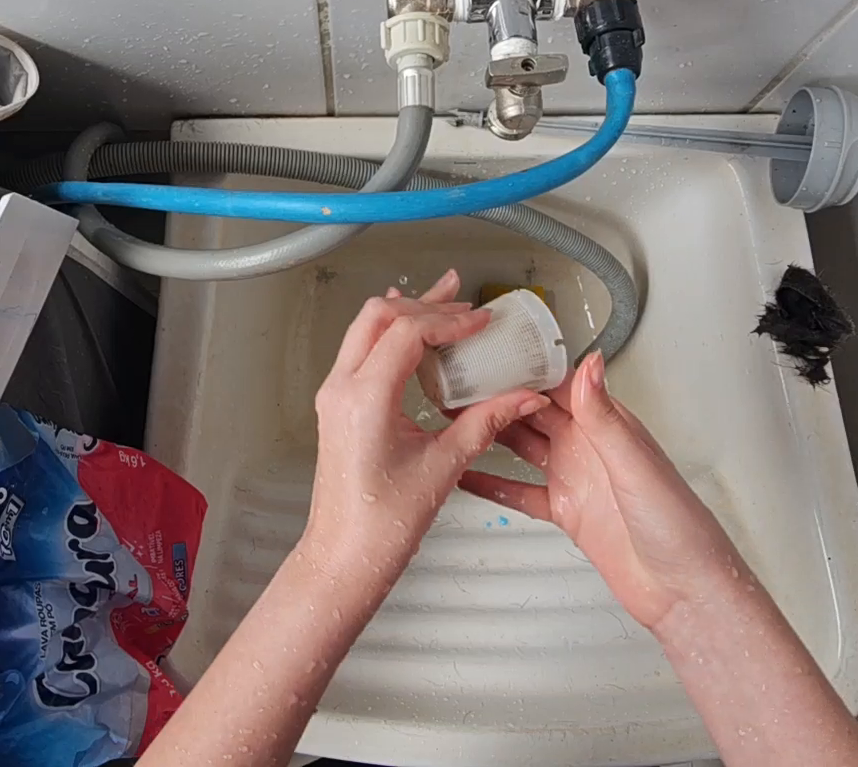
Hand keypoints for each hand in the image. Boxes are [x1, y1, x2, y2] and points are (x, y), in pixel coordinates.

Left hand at [301, 270, 547, 584]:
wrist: (343, 557)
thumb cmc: (380, 525)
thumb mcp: (444, 468)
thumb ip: (485, 422)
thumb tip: (522, 397)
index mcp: (365, 399)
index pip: (407, 332)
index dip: (449, 320)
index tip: (481, 321)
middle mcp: (342, 388)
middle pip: (380, 316)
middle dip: (425, 303)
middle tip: (464, 301)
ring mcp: (335, 394)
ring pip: (366, 327)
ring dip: (406, 311)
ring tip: (443, 300)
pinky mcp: (339, 403)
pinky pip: (360, 349)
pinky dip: (389, 332)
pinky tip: (411, 329)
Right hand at [457, 351, 737, 636]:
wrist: (684, 593)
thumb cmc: (679, 526)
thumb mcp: (634, 464)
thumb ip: (604, 416)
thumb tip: (589, 363)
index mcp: (606, 425)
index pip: (557, 386)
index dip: (524, 370)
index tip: (491, 356)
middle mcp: (586, 446)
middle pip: (532, 413)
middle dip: (498, 398)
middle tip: (459, 386)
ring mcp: (573, 477)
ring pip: (521, 446)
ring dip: (491, 434)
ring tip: (456, 420)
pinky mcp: (565, 510)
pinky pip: (519, 493)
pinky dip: (492, 484)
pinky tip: (467, 476)